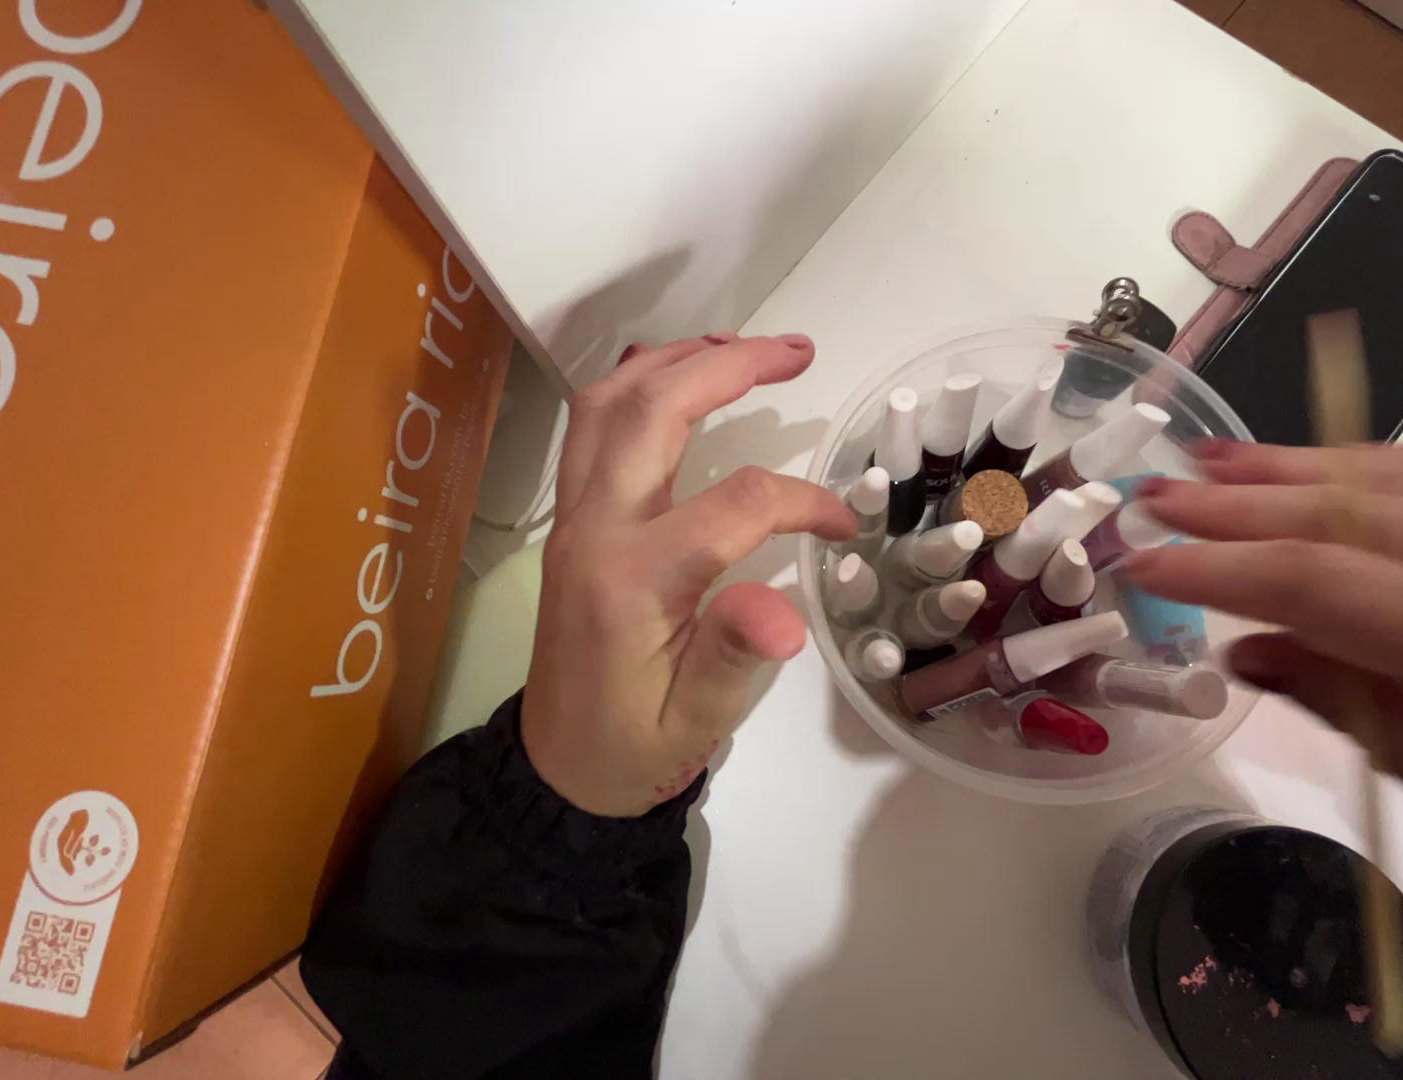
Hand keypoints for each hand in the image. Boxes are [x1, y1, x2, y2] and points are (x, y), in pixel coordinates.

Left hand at [519, 333, 854, 816]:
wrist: (558, 764)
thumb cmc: (635, 745)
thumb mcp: (696, 719)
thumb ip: (734, 657)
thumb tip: (790, 616)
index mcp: (633, 580)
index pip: (737, 503)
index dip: (803, 501)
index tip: (844, 525)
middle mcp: (594, 529)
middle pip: (652, 411)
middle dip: (728, 365)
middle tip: (796, 352)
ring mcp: (573, 518)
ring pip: (608, 404)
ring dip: (675, 361)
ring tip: (739, 348)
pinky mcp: (571, 521)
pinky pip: (593, 428)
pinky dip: (637, 387)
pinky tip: (675, 380)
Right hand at [1126, 441, 1402, 973]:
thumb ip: (1370, 716)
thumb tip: (1254, 651)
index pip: (1320, 585)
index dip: (1214, 569)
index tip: (1142, 564)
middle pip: (1350, 514)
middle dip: (1233, 505)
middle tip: (1152, 497)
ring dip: (1295, 466)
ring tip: (1213, 459)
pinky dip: (1384, 462)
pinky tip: (1330, 462)